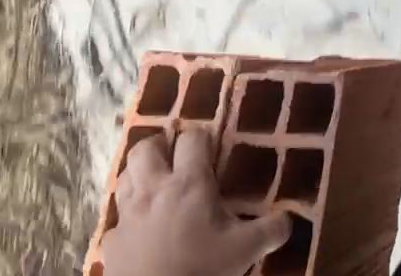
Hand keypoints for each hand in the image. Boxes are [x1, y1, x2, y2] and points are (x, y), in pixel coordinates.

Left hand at [102, 128, 293, 275]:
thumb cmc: (202, 271)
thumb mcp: (246, 250)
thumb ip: (272, 229)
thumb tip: (290, 218)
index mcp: (189, 183)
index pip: (193, 137)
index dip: (204, 138)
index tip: (214, 149)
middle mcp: (154, 190)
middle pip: (145, 148)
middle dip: (160, 146)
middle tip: (176, 158)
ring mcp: (127, 216)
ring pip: (124, 177)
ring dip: (139, 175)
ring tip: (157, 186)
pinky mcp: (109, 243)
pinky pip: (115, 220)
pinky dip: (127, 219)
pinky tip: (140, 231)